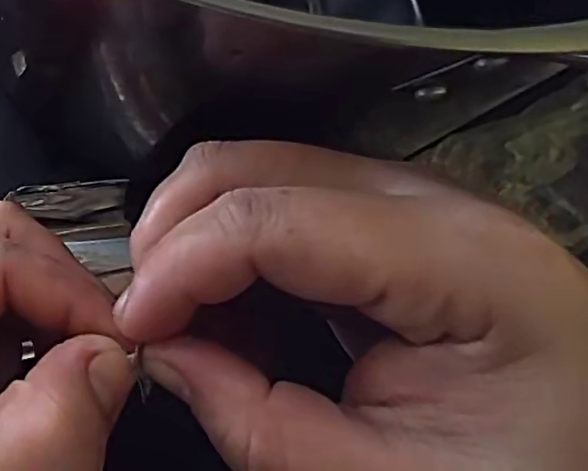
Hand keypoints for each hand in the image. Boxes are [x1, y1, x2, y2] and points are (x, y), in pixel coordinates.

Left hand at [0, 201, 135, 470]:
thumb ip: (59, 414)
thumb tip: (111, 353)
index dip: (67, 288)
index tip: (115, 336)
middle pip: (1, 238)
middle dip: (63, 284)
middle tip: (103, 340)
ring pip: (9, 259)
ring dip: (57, 303)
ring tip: (80, 362)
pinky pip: (6, 296)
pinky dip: (44, 323)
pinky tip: (53, 371)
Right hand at [117, 141, 587, 470]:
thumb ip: (265, 426)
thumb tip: (169, 353)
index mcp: (454, 259)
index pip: (269, 217)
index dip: (181, 261)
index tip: (133, 324)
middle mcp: (426, 193)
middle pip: (251, 161)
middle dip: (174, 226)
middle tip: (148, 312)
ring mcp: (410, 189)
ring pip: (258, 165)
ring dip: (198, 228)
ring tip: (188, 315)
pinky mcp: (395, 207)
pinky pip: (284, 194)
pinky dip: (236, 240)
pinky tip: (238, 306)